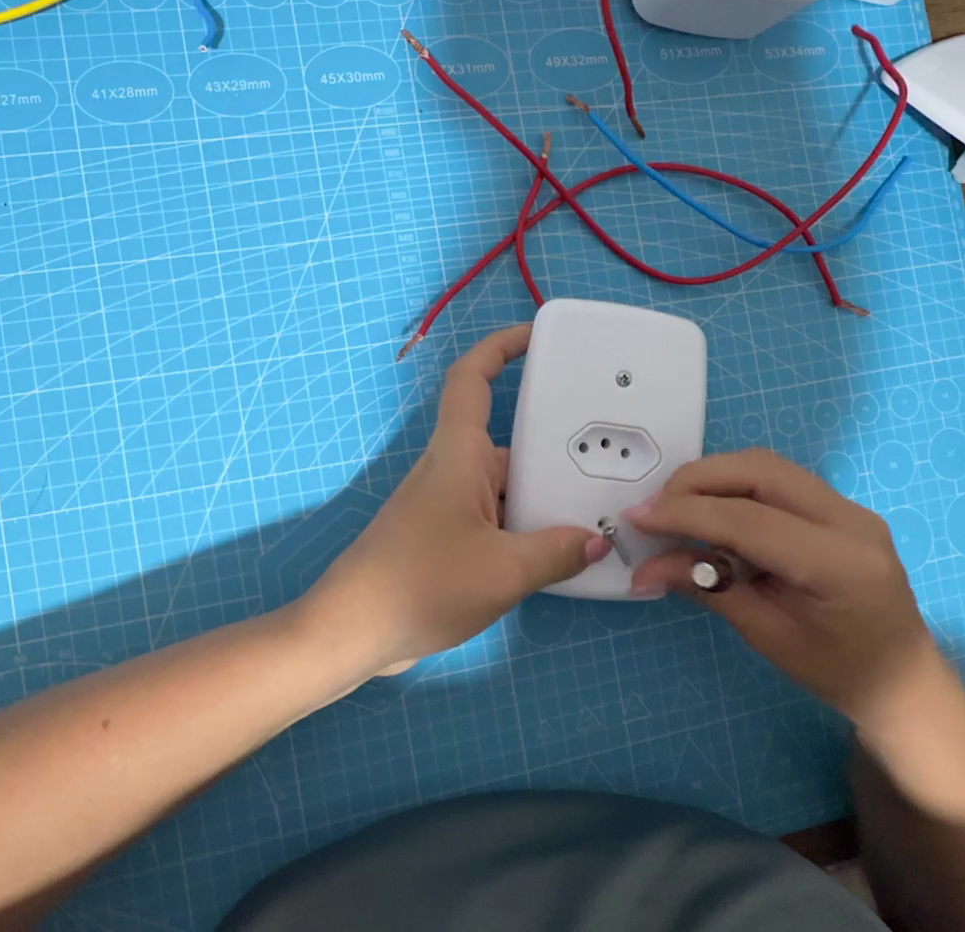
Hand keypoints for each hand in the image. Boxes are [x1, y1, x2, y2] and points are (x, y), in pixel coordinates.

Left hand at [297, 325, 611, 677]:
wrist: (354, 630)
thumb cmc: (422, 583)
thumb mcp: (504, 570)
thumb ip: (556, 553)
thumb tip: (594, 541)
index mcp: (458, 454)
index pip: (472, 378)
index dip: (501, 347)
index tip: (536, 334)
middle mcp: (453, 471)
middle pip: (509, 443)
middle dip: (554, 447)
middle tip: (610, 454)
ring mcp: (447, 507)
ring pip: (506, 488)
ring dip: (544, 498)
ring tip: (600, 512)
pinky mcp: (445, 540)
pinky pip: (496, 520)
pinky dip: (527, 529)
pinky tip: (562, 555)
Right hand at [624, 450, 941, 730]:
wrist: (902, 679)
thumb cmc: (836, 670)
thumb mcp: (766, 635)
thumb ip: (708, 589)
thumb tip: (646, 567)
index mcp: (838, 564)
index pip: (748, 519)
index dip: (686, 514)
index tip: (638, 518)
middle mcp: (850, 521)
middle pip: (758, 471)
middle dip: (696, 481)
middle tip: (654, 510)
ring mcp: (849, 508)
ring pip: (766, 466)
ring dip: (713, 478)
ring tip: (675, 509)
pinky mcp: (838, 507)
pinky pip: (776, 479)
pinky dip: (733, 487)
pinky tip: (710, 512)